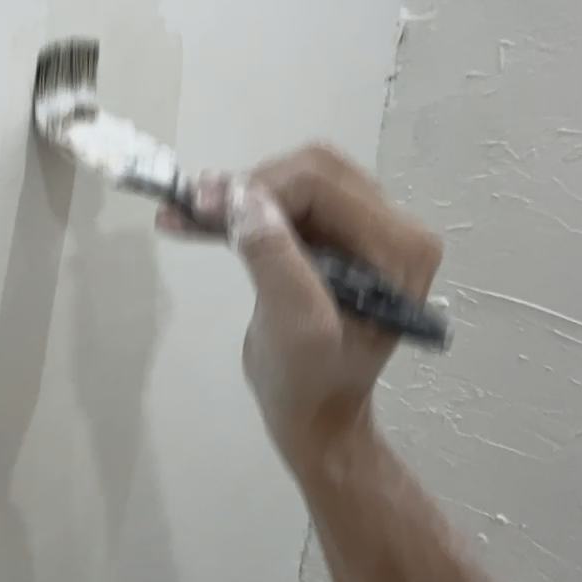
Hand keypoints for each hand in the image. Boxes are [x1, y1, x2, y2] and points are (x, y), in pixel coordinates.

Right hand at [157, 143, 443, 467]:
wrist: (312, 411)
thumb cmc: (311, 379)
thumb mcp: (294, 325)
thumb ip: (275, 260)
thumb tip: (241, 200)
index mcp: (399, 245)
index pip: (320, 184)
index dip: (257, 190)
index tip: (201, 210)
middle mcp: (388, 226)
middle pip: (307, 170)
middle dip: (244, 187)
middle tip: (191, 209)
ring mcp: (357, 229)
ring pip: (288, 179)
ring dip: (231, 196)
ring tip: (182, 214)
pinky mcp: (325, 236)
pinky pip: (277, 202)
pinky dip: (232, 210)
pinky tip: (190, 221)